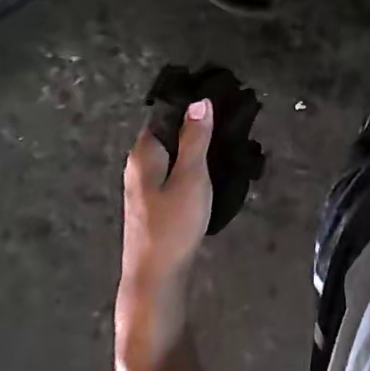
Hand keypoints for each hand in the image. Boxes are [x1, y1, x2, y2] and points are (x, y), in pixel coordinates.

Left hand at [120, 99, 214, 299]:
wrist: (156, 277)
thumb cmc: (173, 224)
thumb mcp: (191, 177)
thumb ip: (195, 139)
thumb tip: (199, 101)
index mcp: (143, 156)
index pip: (163, 115)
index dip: (187, 103)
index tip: (218, 94)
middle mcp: (139, 166)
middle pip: (167, 133)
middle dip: (195, 121)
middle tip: (230, 112)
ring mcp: (145, 186)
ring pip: (173, 153)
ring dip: (196, 142)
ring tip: (228, 134)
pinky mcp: (156, 202)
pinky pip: (175, 169)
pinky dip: (193, 161)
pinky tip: (214, 165)